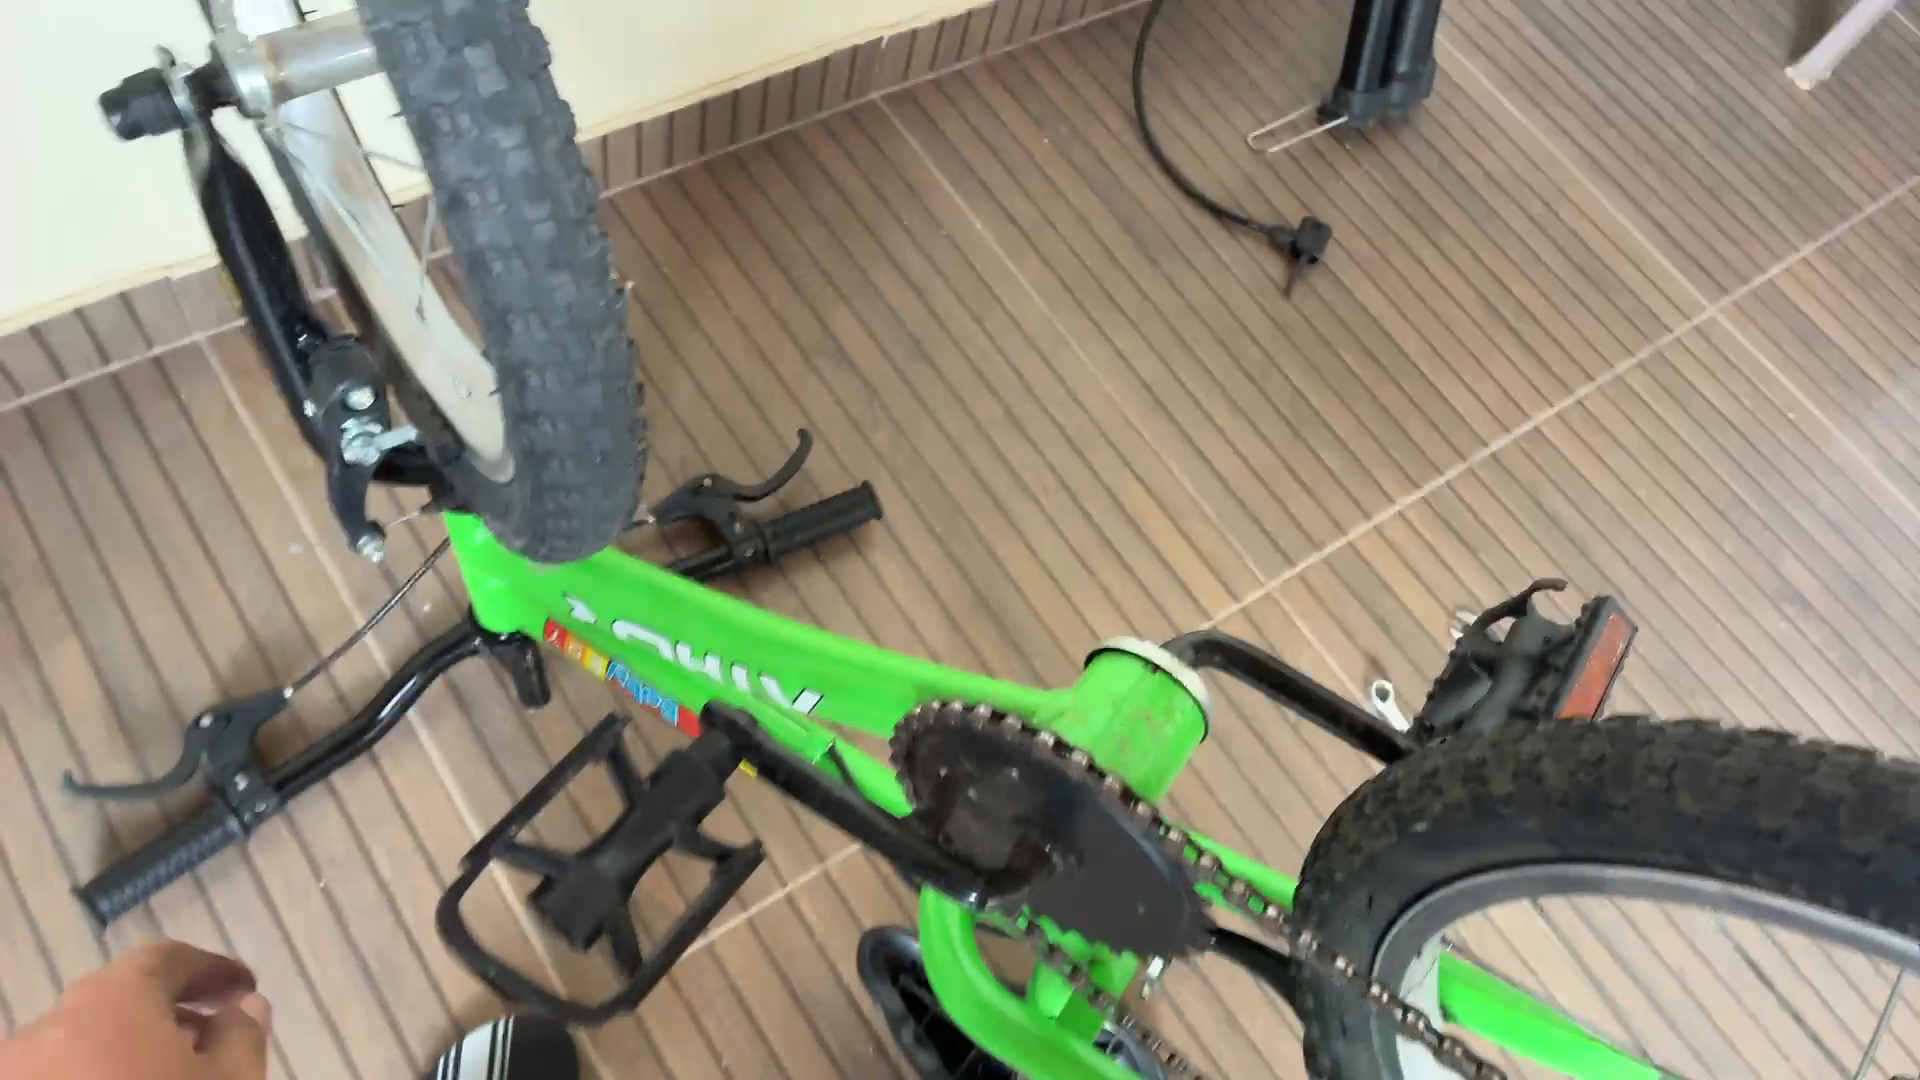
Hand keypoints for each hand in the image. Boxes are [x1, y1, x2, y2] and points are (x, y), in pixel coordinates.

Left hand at [0, 941, 271, 1079]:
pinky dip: (83, 1079)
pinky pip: (46, 1079)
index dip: (210, 969)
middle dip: (162, 1011)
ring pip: (68, 1048)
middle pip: (109, 1001)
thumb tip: (240, 1007)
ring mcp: (7, 1078)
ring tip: (161, 1075)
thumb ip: (242, 1031)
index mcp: (108, 1003)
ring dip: (118, 1050)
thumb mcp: (233, 1079)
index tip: (243, 990)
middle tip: (206, 1034)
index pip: (164, 960)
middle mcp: (40, 1033)